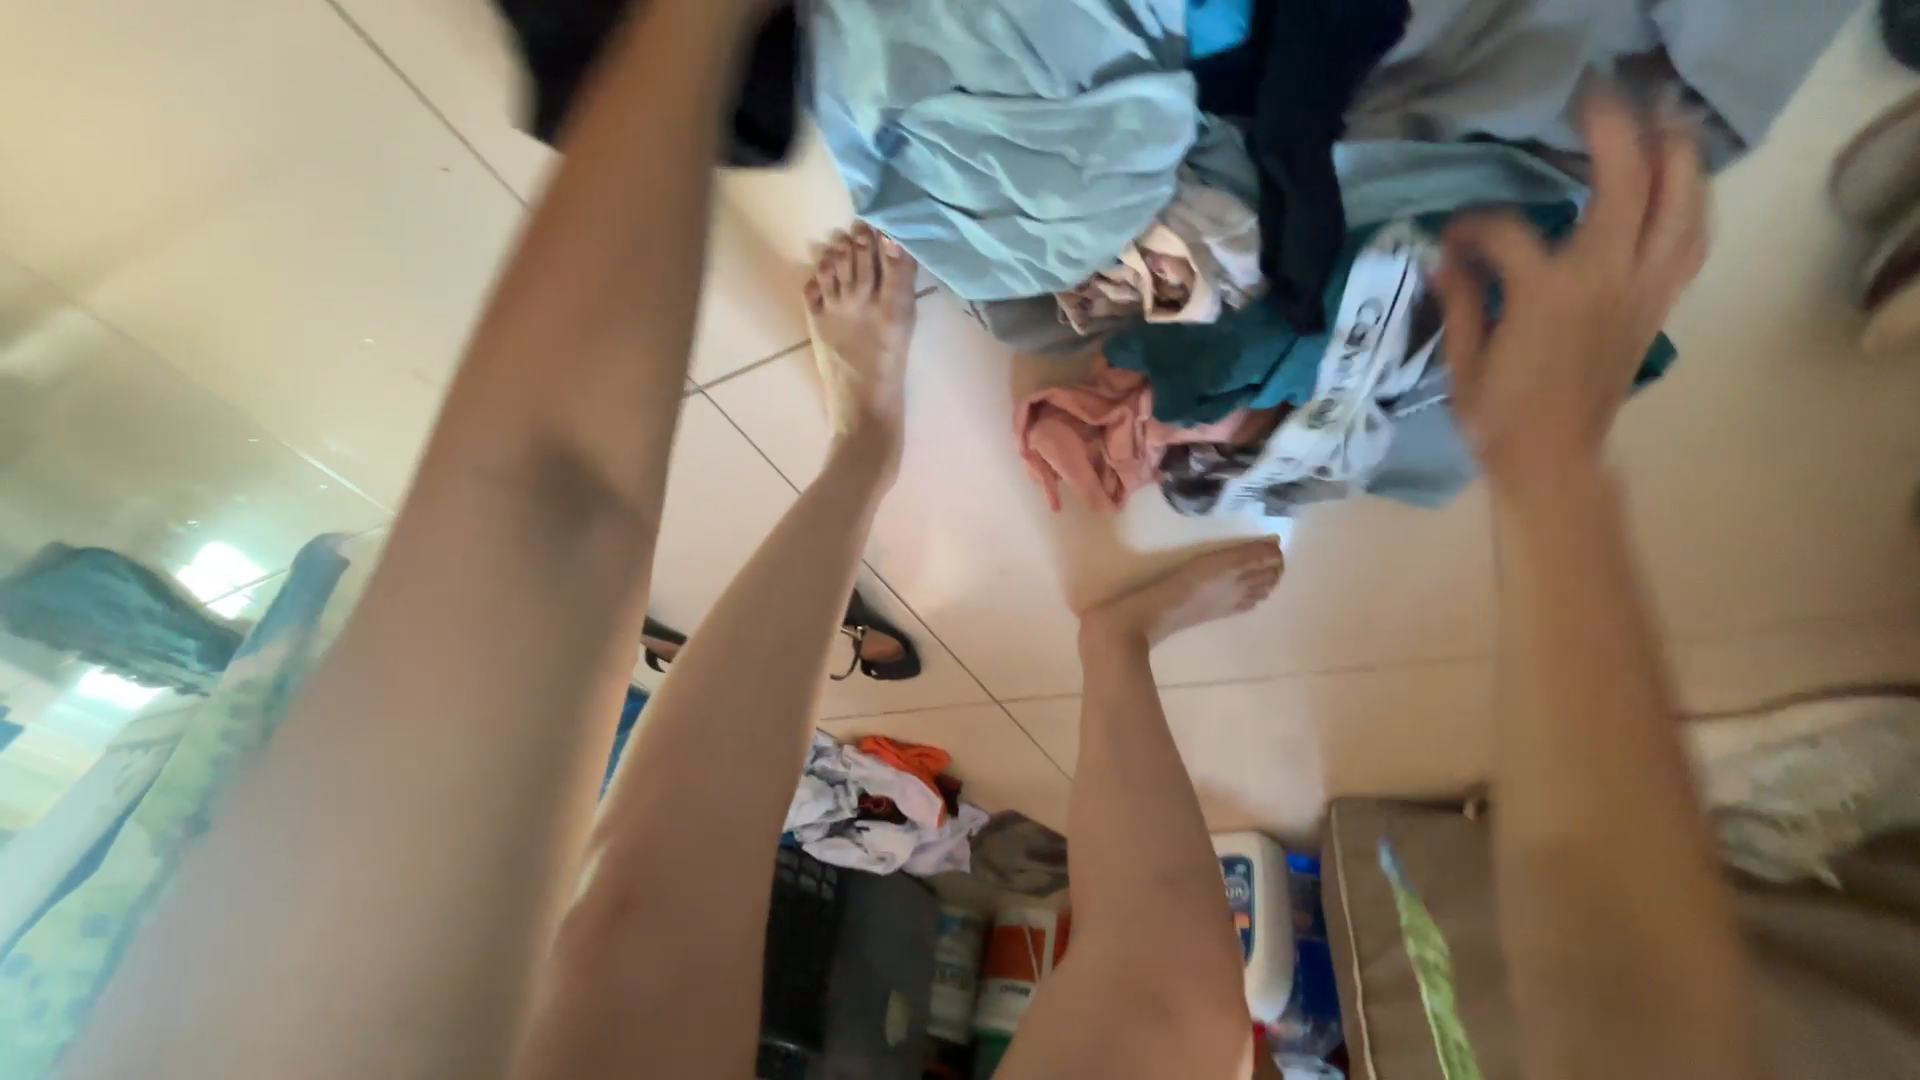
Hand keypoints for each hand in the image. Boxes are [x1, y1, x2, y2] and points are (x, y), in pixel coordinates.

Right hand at [1433, 89, 1708, 493]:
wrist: (1552, 461)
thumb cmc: (1497, 419)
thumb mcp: (1462, 363)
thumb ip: (1461, 302)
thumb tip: (1444, 259)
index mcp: (1542, 297)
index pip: (1505, 233)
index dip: (1471, 227)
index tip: (1449, 238)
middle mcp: (1602, 280)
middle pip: (1622, 186)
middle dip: (1610, 137)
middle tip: (1592, 105)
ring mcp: (1640, 290)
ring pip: (1679, 204)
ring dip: (1674, 156)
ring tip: (1661, 125)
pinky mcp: (1657, 306)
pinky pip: (1691, 243)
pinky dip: (1691, 207)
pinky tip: (1680, 188)